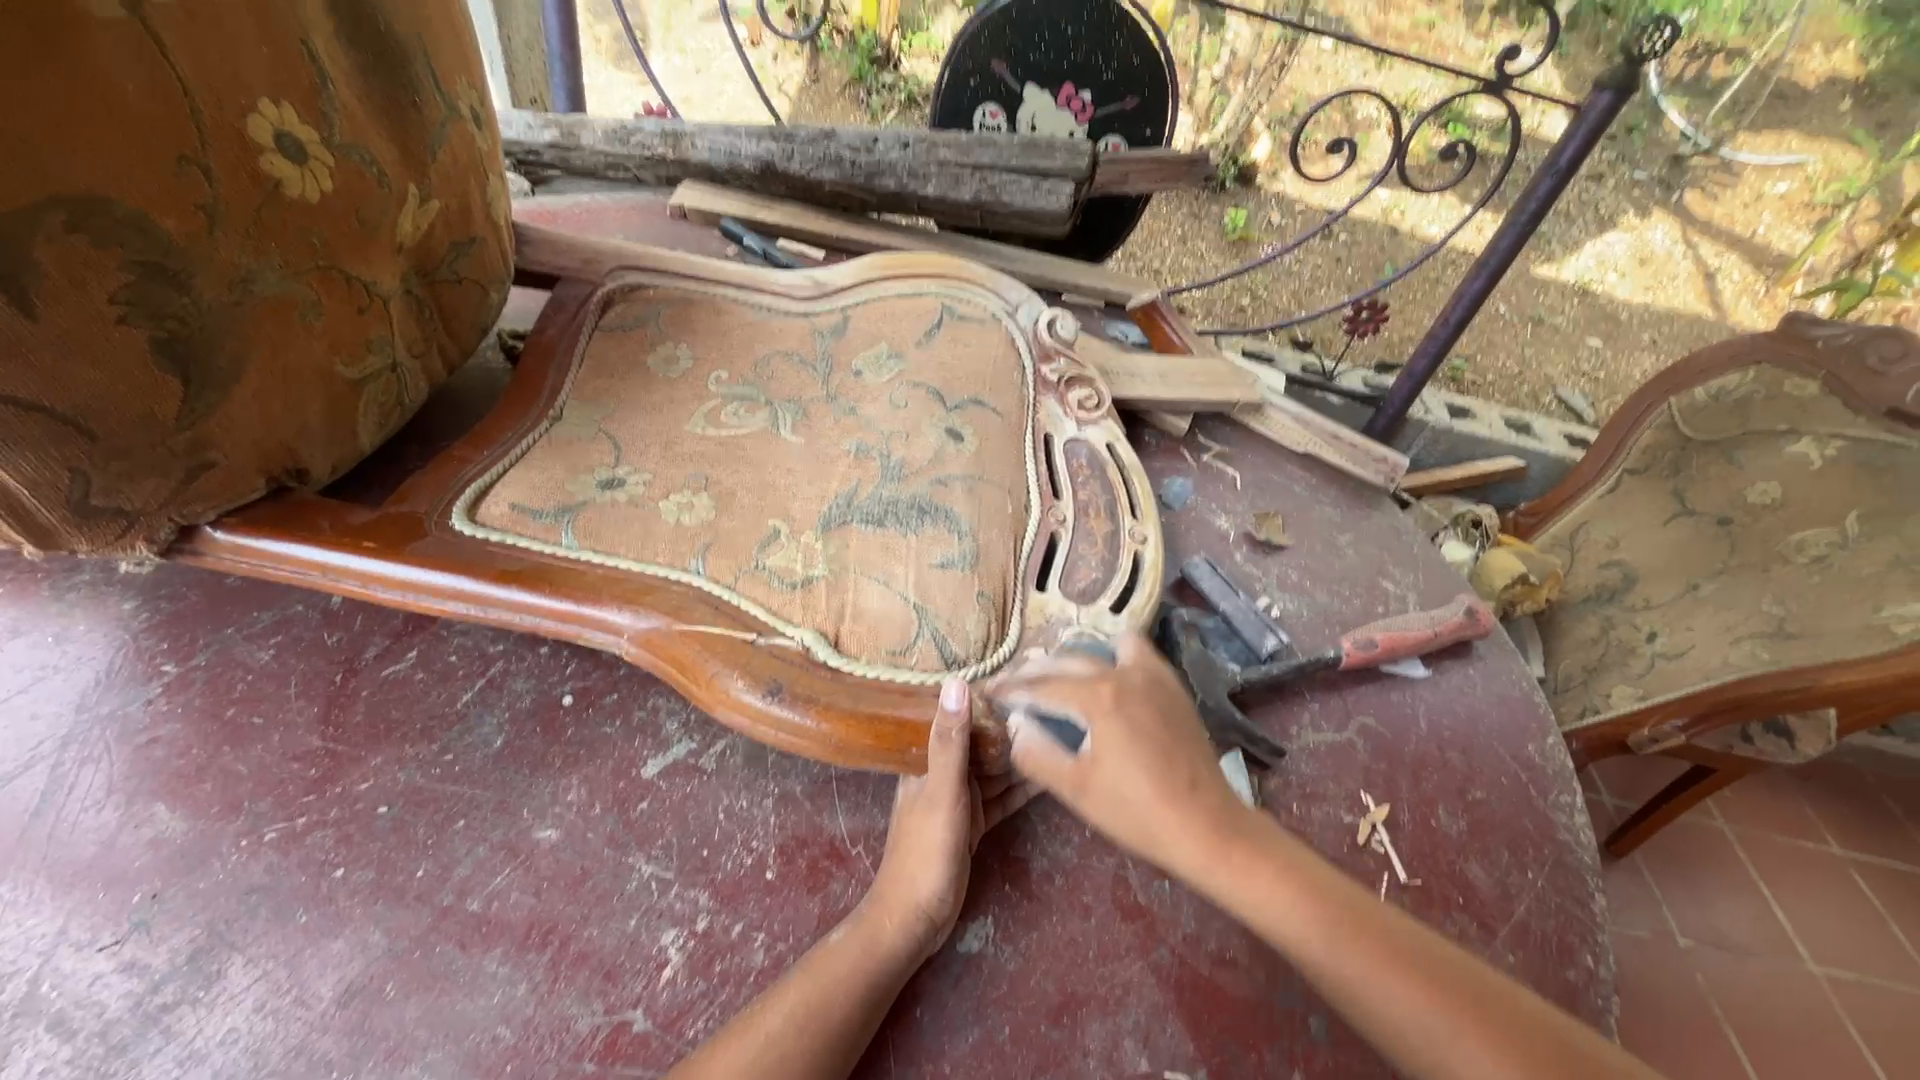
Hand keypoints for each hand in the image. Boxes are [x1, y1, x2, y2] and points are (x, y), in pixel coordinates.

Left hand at [864, 678, 1037, 959]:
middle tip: (1050, 708)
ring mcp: (958, 801)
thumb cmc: (925, 851)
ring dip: (1018, 757)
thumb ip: (951, 740)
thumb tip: (956, 682)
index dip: (983, 700)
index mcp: (926, 761)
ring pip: (993, 771)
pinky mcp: (972, 825)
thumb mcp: (942, 790)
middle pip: (979, 744)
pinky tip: (1046, 776)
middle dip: (1008, 728)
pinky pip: (999, 799)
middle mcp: (941, 775)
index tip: (1018, 680)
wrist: (914, 918)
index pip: (956, 719)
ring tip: (1056, 736)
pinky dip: (1019, 789)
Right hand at [985, 635, 1250, 876]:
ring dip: (1073, 656)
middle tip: (1011, 685)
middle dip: (1033, 671)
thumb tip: (1016, 723)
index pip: (1041, 686)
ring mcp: (1153, 675)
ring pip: (1101, 647)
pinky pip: (1136, 652)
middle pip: (1066, 660)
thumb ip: (1036, 752)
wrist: (1207, 826)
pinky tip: (1105, 676)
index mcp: (1097, 698)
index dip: (1010, 689)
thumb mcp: (1075, 789)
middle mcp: (1124, 673)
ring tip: (1056, 675)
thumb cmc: (1137, 813)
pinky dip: (1113, 655)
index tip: (988, 692)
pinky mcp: (1172, 685)